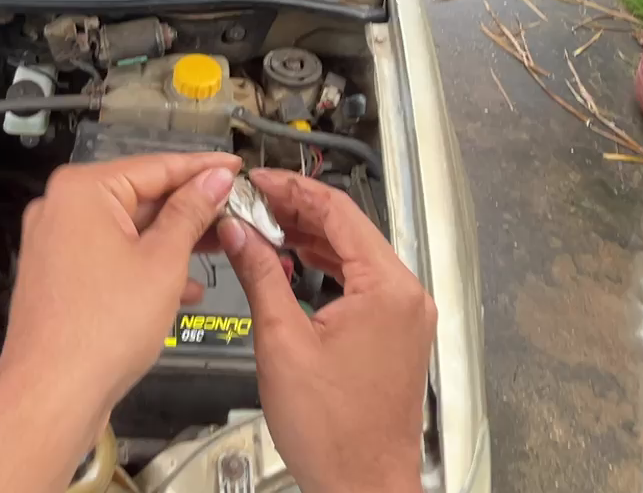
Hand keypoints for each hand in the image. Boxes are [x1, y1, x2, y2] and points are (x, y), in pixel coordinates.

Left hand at [0, 152, 241, 492]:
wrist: (50, 398)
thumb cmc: (107, 325)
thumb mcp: (163, 261)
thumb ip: (191, 212)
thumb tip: (216, 177)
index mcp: (83, 189)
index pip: (156, 166)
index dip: (203, 168)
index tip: (236, 166)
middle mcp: (62, 205)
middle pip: (140, 195)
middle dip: (188, 209)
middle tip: (234, 210)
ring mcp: (56, 241)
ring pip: (127, 228)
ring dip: (171, 240)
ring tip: (218, 249)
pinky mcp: (59, 274)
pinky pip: (110, 254)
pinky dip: (144, 264)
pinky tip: (183, 287)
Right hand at [219, 168, 433, 492]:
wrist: (366, 491)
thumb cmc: (332, 430)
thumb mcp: (283, 342)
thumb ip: (260, 274)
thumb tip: (237, 230)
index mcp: (386, 287)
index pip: (337, 211)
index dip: (292, 189)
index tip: (258, 181)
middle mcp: (406, 292)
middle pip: (349, 225)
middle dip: (299, 207)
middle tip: (255, 199)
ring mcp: (406, 311)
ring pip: (354, 249)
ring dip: (311, 232)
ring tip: (267, 221)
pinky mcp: (398, 329)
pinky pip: (361, 276)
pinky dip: (327, 261)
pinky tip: (295, 256)